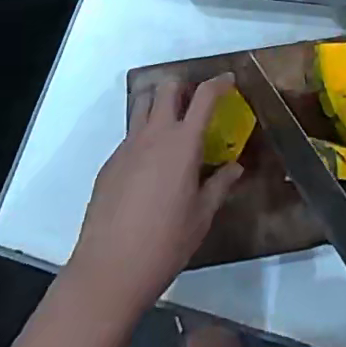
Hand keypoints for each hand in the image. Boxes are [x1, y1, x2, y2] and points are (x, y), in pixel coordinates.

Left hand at [66, 75, 244, 312]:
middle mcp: (154, 134)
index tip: (229, 80)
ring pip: (143, 104)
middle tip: (196, 105)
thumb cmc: (166, 242)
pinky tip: (151, 168)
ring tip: (172, 126)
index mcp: (182, 143)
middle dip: (184, 87)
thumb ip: (220, 185)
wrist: (111, 266)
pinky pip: (130, 135)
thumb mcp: (202, 216)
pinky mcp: (111, 161)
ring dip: (160, 103)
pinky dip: (145, 136)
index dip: (219, 83)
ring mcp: (128, 145)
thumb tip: (235, 167)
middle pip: (167, 88)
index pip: (204, 97)